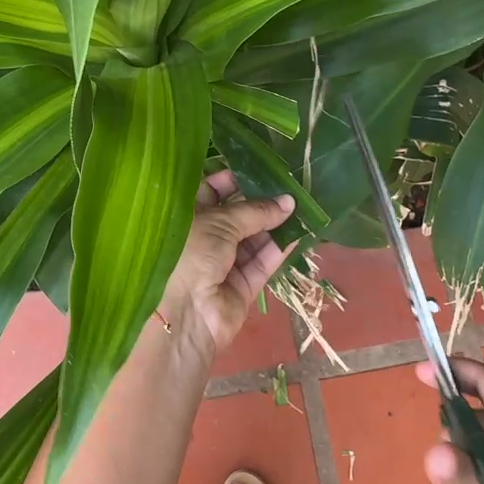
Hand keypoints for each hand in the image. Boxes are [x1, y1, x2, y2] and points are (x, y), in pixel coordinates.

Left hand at [158, 171, 295, 363]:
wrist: (184, 314)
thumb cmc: (189, 252)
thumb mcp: (219, 222)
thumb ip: (255, 211)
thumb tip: (288, 200)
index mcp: (185, 218)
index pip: (209, 192)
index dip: (230, 181)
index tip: (256, 169)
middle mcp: (202, 239)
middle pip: (235, 216)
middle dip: (258, 202)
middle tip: (286, 184)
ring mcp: (222, 265)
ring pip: (252, 239)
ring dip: (273, 224)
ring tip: (299, 205)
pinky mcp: (241, 287)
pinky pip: (262, 263)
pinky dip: (278, 249)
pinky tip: (298, 231)